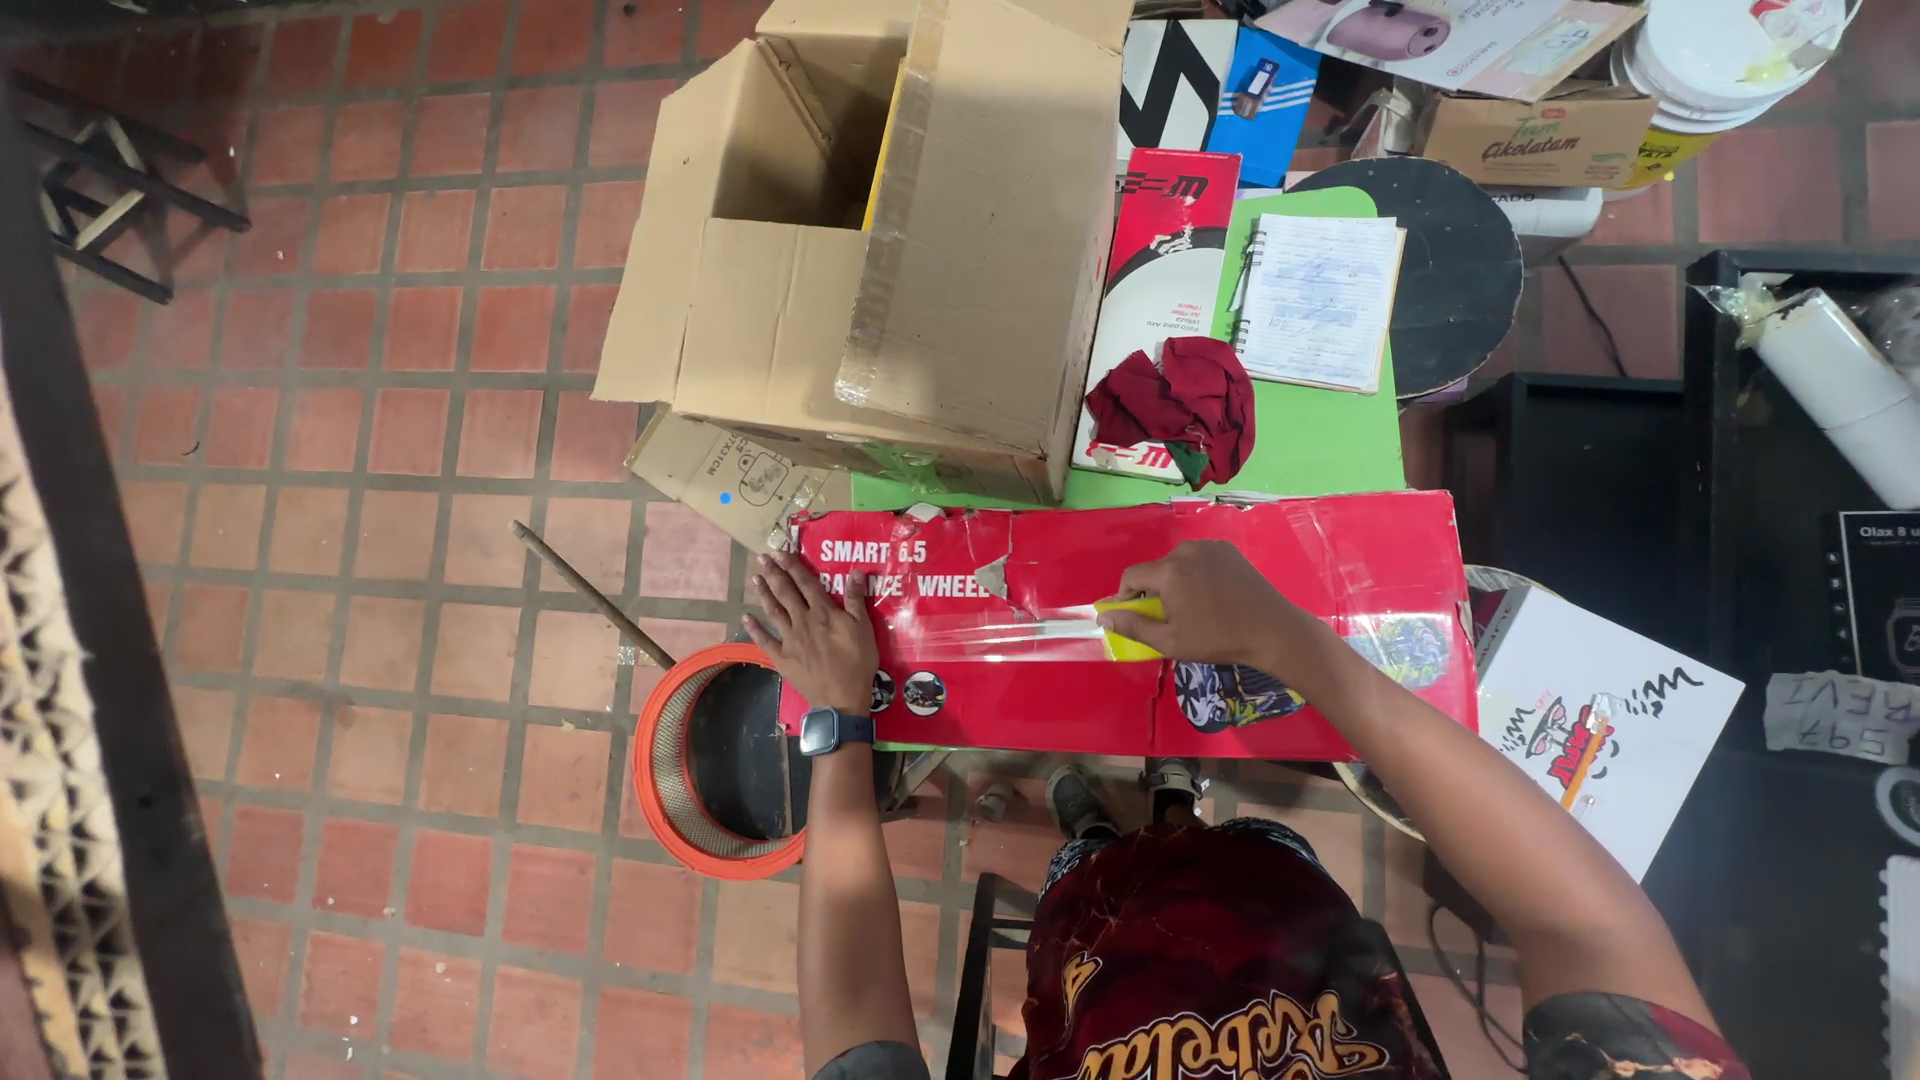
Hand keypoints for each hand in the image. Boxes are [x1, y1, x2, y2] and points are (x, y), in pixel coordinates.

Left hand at [744, 551, 878, 714]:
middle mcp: (802, 621)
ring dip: (763, 593)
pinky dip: (754, 628)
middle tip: (763, 558)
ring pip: (773, 611)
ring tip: (755, 578)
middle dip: (774, 573)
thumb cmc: (857, 663)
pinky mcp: (781, 657)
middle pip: (786, 592)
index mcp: (823, 612)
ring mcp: (789, 639)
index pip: (806, 583)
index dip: (793, 566)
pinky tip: (746, 616)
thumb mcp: (864, 629)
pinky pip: (764, 640)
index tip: (781, 551)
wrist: (840, 698)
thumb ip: (856, 600)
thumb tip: (856, 571)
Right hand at [1097, 540, 1338, 684]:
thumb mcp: (1170, 641)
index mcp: (1169, 571)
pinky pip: (1199, 558)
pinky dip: (1196, 573)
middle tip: (1169, 617)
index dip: (1126, 596)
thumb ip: (1133, 625)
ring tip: (1192, 606)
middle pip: (1155, 568)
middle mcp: (1186, 550)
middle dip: (1154, 590)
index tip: (1135, 615)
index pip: (1131, 576)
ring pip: (1177, 563)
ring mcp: (1210, 547)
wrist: (1273, 631)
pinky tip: (1211, 594)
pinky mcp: (1228, 550)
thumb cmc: (1218, 639)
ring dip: (1175, 581)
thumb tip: (1103, 615)